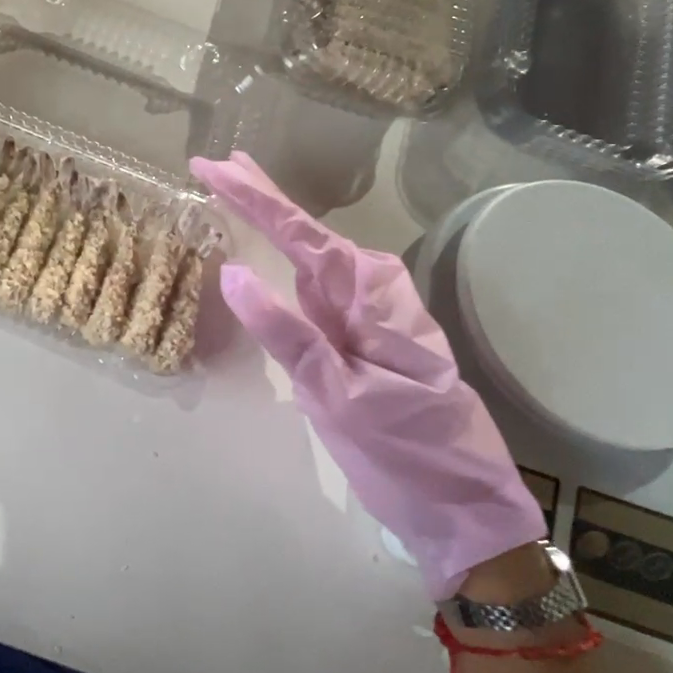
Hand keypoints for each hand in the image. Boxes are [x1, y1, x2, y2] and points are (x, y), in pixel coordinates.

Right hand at [190, 153, 545, 599]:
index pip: (303, 235)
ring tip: (236, 188)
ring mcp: (362, 318)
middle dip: (263, 197)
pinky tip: (266, 253)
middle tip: (217, 162)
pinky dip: (282, 261)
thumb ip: (287, 332)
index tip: (212, 166)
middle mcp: (371, 295)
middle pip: (307, 234)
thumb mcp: (340, 395)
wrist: (461, 511)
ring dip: (271, 222)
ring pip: (309, 258)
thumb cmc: (408, 452)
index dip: (254, 198)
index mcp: (375, 298)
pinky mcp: (353, 342)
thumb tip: (231, 271)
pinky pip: (310, 290)